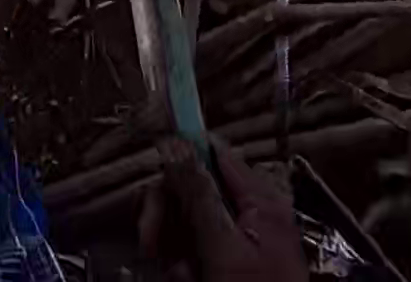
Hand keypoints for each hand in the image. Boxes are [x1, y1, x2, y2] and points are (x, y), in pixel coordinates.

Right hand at [148, 138, 304, 281]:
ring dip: (169, 236)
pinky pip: (192, 239)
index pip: (212, 150)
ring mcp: (240, 235)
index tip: (152, 162)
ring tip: (167, 265)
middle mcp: (251, 211)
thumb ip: (198, 193)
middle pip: (192, 183)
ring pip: (186, 211)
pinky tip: (181, 274)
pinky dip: (180, 255)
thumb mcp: (223, 248)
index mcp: (260, 201)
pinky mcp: (230, 257)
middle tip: (150, 236)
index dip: (180, 150)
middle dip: (165, 208)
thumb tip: (174, 142)